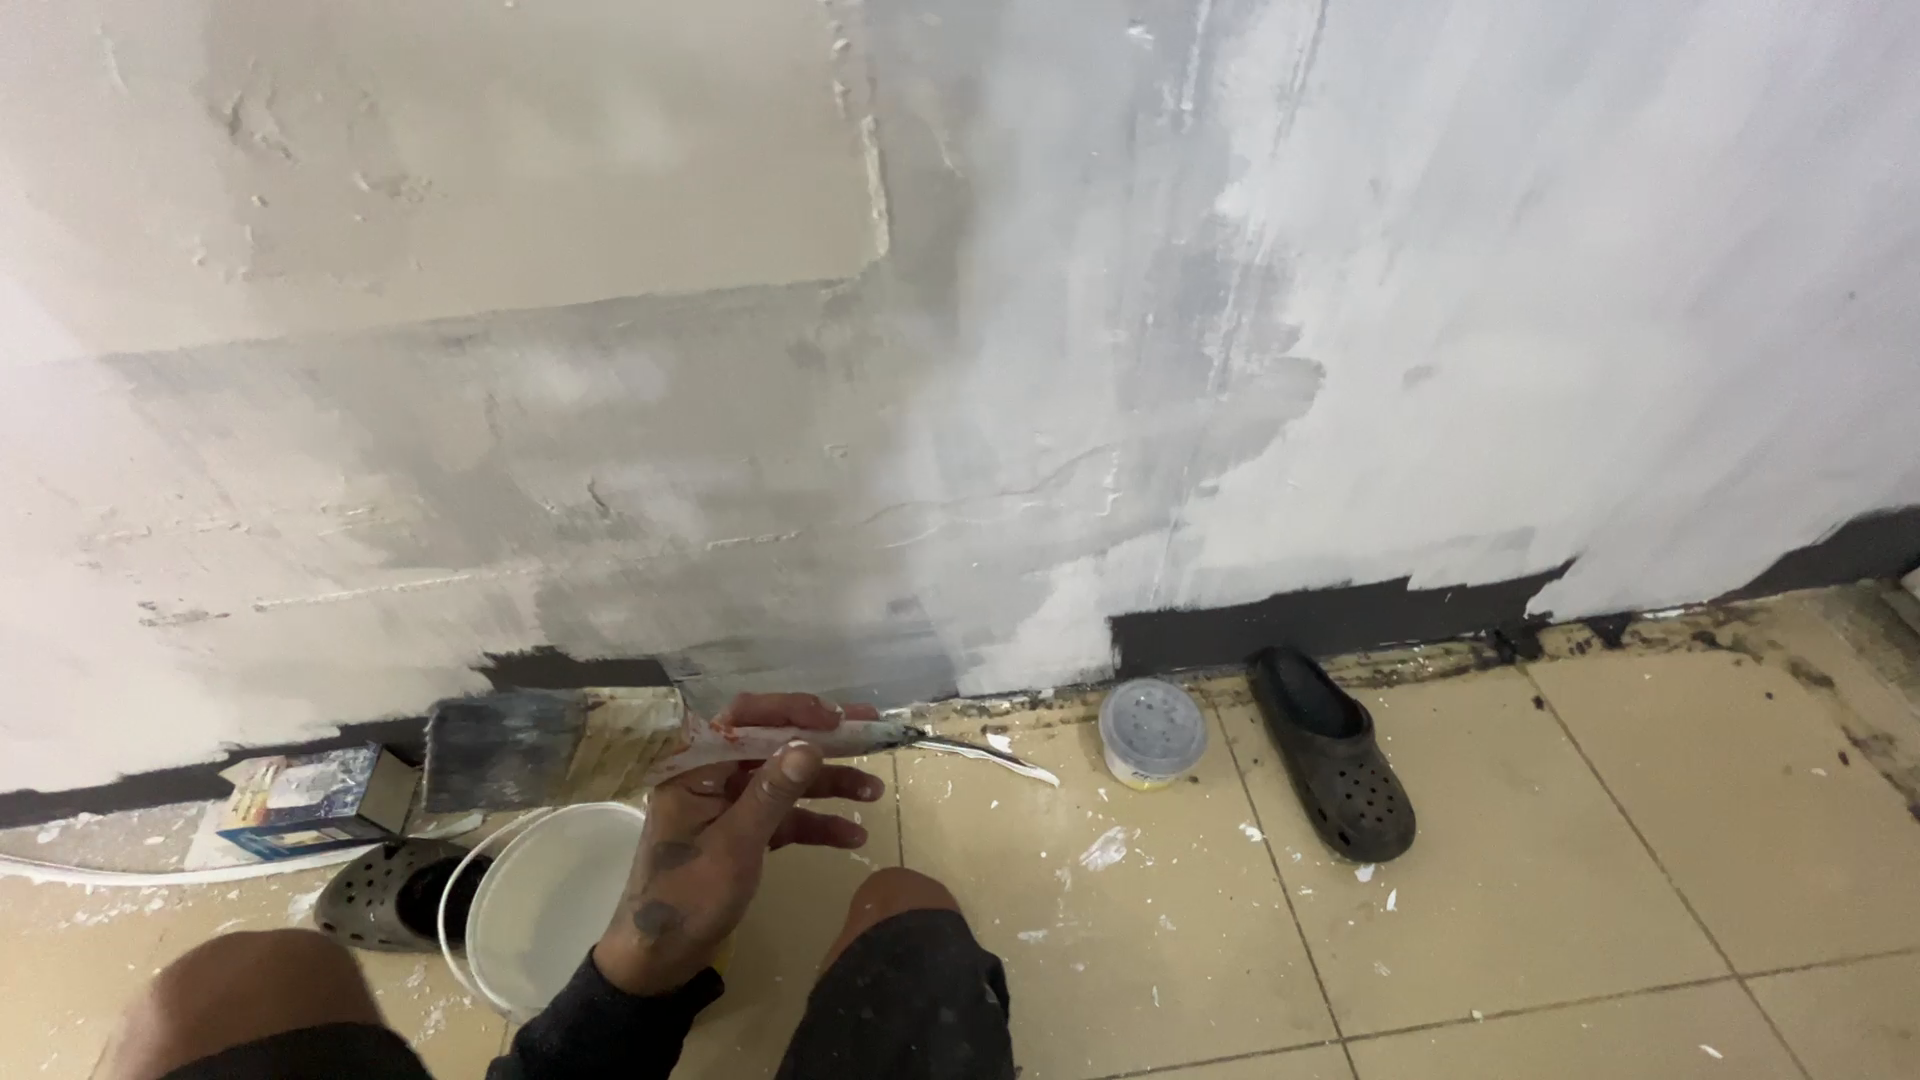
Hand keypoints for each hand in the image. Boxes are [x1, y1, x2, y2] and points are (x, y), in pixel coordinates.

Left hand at [593, 692, 885, 995]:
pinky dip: (818, 823)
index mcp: (697, 769)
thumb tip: (809, 745)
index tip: (834, 717)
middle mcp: (716, 777)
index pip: (745, 718)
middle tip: (868, 730)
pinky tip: (853, 835)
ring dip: (830, 784)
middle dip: (823, 741)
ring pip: (789, 781)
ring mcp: (733, 805)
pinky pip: (788, 816)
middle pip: (776, 745)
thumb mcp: (734, 845)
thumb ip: (772, 793)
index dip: (791, 709)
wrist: (659, 965)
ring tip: (875, 791)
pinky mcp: (747, 833)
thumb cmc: (685, 901)